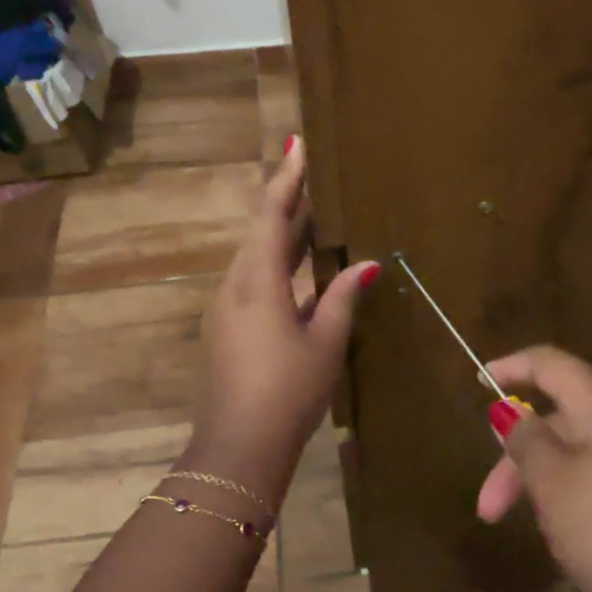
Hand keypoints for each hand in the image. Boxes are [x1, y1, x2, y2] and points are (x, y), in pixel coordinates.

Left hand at [193, 137, 379, 457]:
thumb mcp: (325, 342)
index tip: (297, 145)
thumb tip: (365, 265)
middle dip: (288, 204)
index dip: (287, 179)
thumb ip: (342, 298)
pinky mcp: (227, 331)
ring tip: (315, 222)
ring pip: (256, 260)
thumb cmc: (288, 390)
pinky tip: (303, 278)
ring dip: (283, 238)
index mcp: (258, 280)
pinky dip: (278, 269)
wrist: (239, 447)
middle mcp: (235, 286)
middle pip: (262, 233)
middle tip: (314, 179)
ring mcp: (226, 310)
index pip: (273, 215)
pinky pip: (253, 285)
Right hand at [476, 346, 591, 591]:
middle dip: (521, 457)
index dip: (514, 365)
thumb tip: (512, 412)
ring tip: (540, 532)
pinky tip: (579, 541)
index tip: (479, 379)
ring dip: (551, 482)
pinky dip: (584, 498)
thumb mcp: (556, 488)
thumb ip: (528, 443)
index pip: (555, 365)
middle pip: (567, 419)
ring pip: (590, 455)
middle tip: (489, 509)